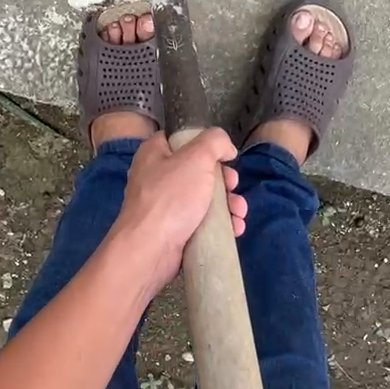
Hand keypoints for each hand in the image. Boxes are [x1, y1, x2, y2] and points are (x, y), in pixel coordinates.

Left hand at [109, 128, 246, 286]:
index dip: (206, 144)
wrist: (150, 249)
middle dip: (224, 180)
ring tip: (239, 213)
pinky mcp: (174, 229)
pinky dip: (220, 223)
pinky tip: (235, 228)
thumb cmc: (171, 197)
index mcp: (154, 152)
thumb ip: (215, 142)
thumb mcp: (196, 157)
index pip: (182, 138)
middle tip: (233, 187)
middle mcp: (157, 176)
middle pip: (199, 170)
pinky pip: (201, 221)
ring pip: (204, 197)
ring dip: (228, 204)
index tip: (225, 155)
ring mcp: (165, 205)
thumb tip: (227, 147)